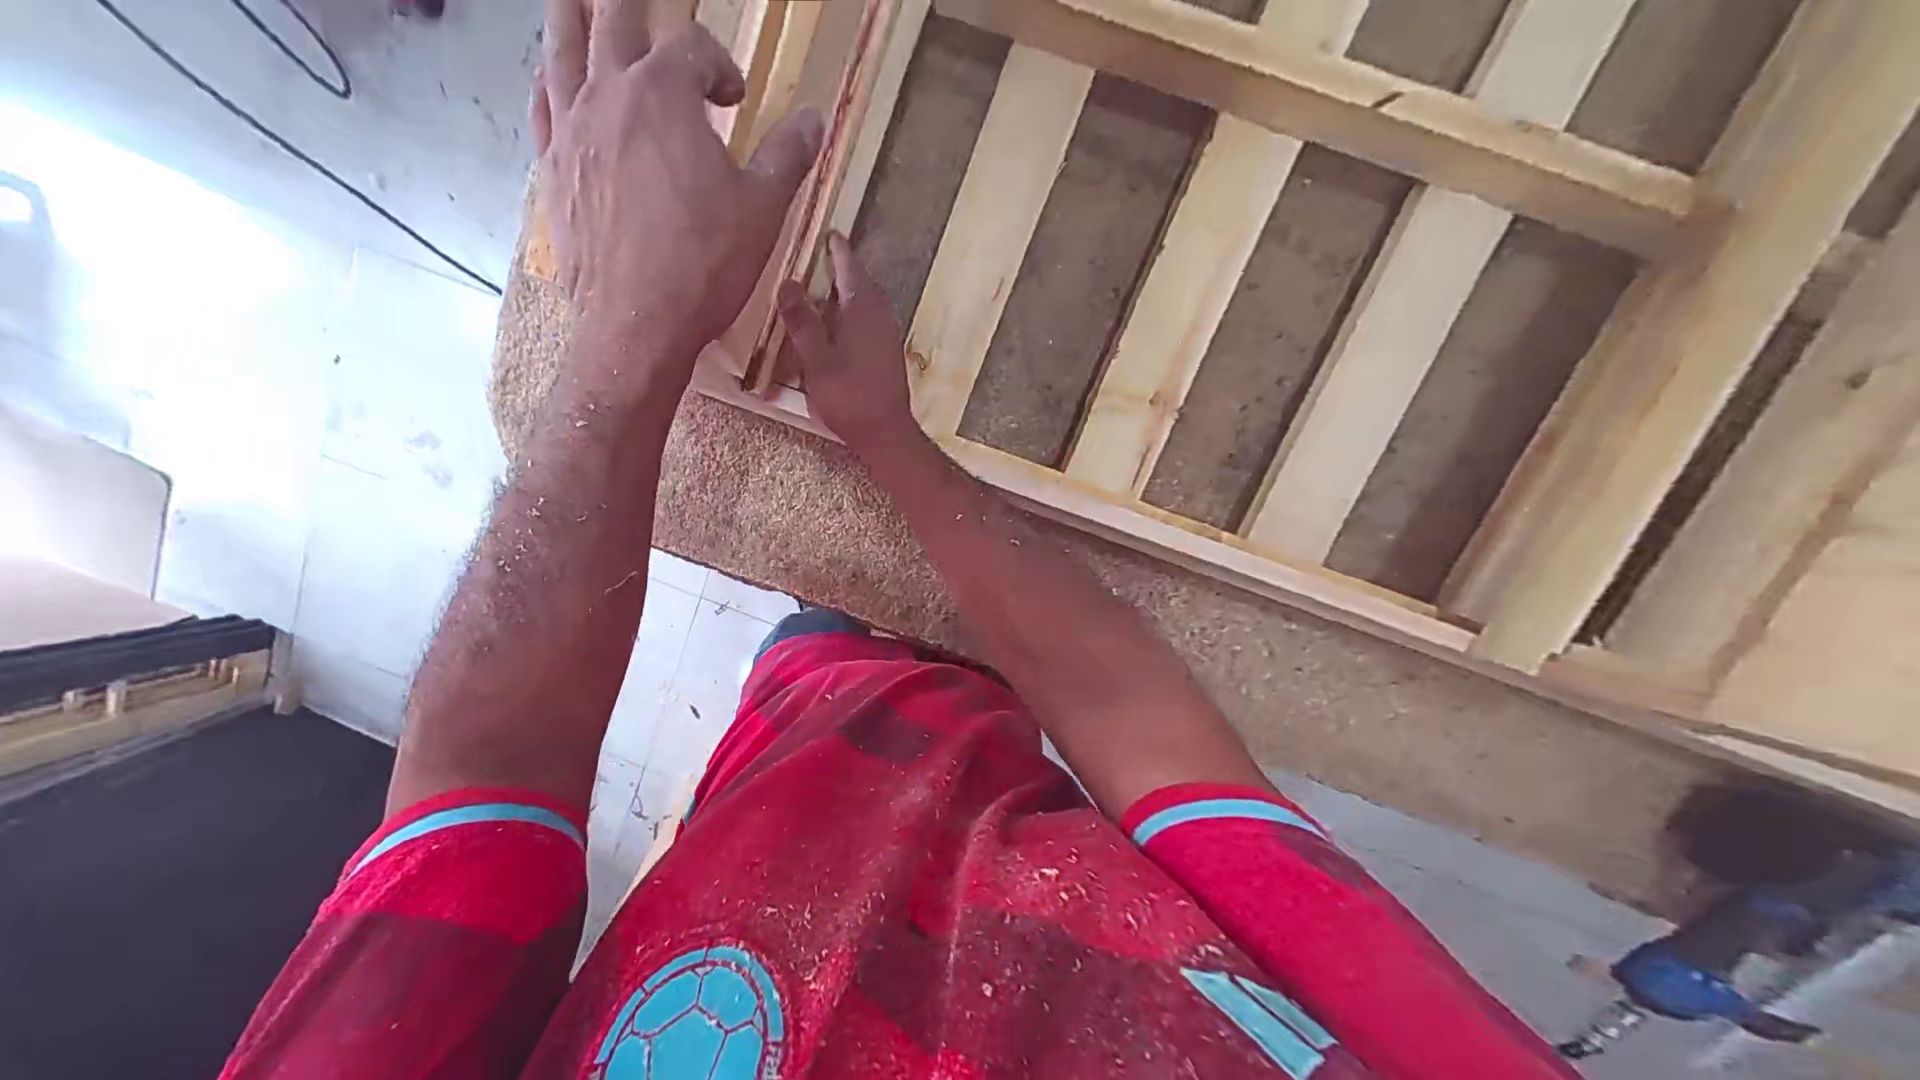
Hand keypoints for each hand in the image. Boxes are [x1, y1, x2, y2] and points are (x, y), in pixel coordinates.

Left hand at [533, 0, 822, 383]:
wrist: (638, 321)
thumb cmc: (706, 264)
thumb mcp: (763, 211)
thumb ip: (788, 156)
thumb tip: (815, 118)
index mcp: (664, 95)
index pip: (692, 48)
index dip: (720, 65)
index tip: (737, 99)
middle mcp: (609, 96)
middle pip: (614, 21)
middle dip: (634, 6)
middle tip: (643, 0)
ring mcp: (572, 131)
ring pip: (562, 48)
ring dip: (571, 15)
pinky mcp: (554, 169)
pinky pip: (543, 106)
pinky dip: (548, 80)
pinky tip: (549, 76)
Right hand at [777, 233, 919, 452]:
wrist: (885, 432)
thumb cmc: (848, 396)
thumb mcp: (816, 359)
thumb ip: (802, 321)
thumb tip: (788, 284)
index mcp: (863, 308)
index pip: (848, 266)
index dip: (836, 249)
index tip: (827, 233)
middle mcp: (881, 314)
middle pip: (859, 282)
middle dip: (839, 270)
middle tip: (816, 260)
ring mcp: (888, 334)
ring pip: (864, 303)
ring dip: (844, 295)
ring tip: (819, 292)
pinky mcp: (888, 353)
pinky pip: (868, 321)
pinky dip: (850, 315)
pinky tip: (835, 327)